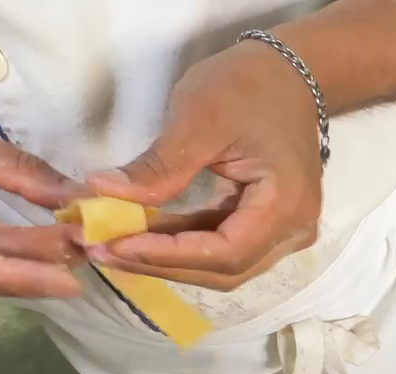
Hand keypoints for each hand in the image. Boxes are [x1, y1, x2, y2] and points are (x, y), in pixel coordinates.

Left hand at [84, 40, 322, 289]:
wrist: (289, 80)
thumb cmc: (248, 89)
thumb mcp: (198, 119)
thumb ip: (159, 167)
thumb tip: (102, 194)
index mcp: (285, 208)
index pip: (227, 252)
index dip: (171, 256)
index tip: (115, 245)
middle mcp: (294, 233)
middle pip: (228, 270)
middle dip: (166, 265)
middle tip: (105, 251)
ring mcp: (288, 235)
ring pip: (228, 267)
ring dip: (174, 261)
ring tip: (120, 245)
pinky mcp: (275, 229)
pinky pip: (230, 249)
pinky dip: (188, 247)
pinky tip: (149, 237)